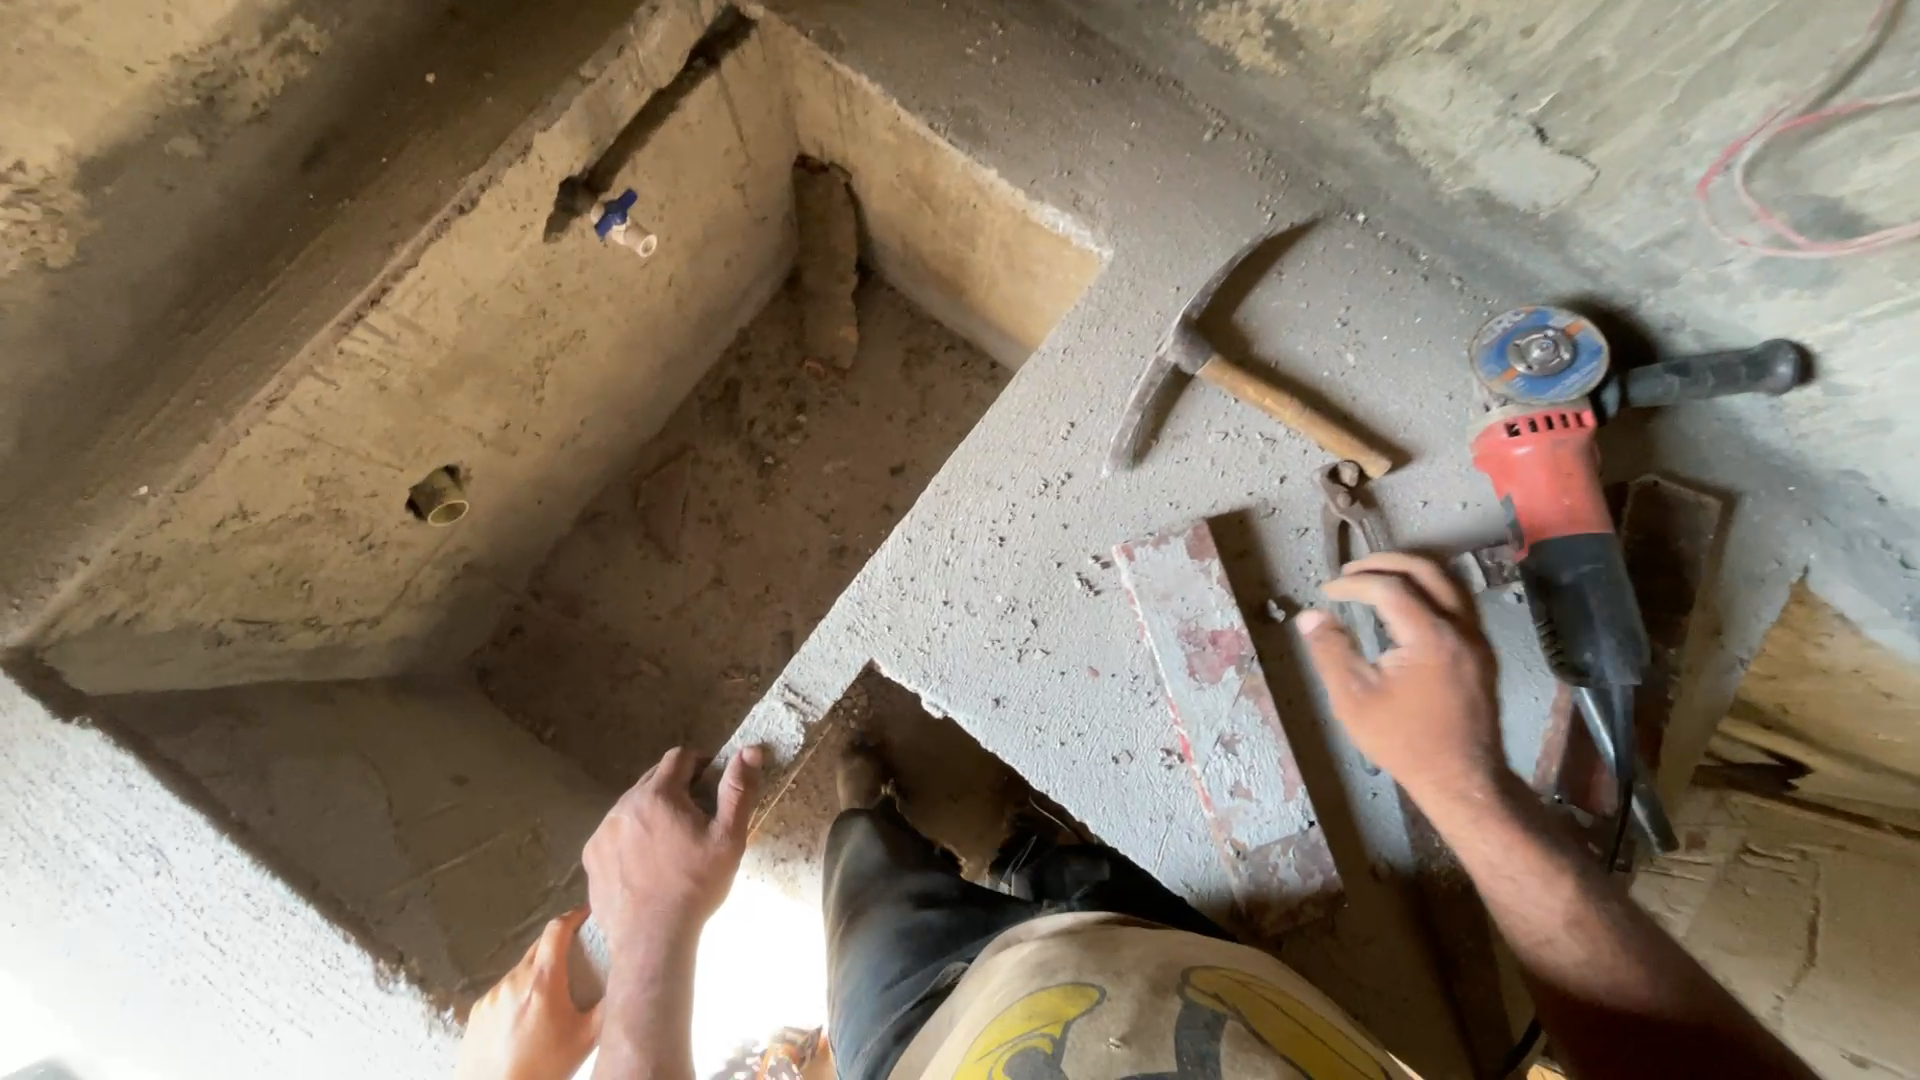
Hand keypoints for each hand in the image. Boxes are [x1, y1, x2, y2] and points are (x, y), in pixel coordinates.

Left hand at [456, 908, 601, 1079]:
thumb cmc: (544, 1068)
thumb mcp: (587, 1038)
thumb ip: (610, 1003)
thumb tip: (631, 977)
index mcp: (543, 980)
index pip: (557, 928)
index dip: (574, 916)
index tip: (587, 917)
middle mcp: (514, 980)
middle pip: (540, 945)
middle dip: (560, 944)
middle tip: (578, 959)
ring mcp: (492, 995)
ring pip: (522, 969)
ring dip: (539, 972)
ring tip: (550, 998)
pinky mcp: (476, 1012)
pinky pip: (503, 990)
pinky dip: (518, 993)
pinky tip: (524, 1018)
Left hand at [582, 746, 763, 959]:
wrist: (652, 939)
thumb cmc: (697, 884)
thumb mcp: (728, 836)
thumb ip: (738, 789)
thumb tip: (751, 749)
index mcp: (658, 794)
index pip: (679, 757)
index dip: (700, 764)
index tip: (712, 785)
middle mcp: (624, 805)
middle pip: (654, 778)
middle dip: (677, 787)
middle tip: (696, 815)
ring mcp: (603, 831)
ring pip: (633, 805)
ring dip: (653, 810)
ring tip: (671, 841)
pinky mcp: (591, 856)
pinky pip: (615, 831)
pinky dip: (631, 836)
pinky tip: (646, 863)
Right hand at [1296, 552, 1505, 808]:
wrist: (1461, 777)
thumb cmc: (1402, 740)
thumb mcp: (1353, 698)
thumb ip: (1330, 650)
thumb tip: (1310, 616)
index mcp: (1430, 637)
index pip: (1389, 588)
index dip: (1353, 584)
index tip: (1326, 592)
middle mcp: (1460, 630)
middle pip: (1426, 571)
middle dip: (1384, 564)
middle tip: (1350, 571)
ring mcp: (1476, 640)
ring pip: (1448, 583)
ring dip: (1409, 573)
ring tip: (1375, 579)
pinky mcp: (1480, 653)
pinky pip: (1457, 603)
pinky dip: (1428, 590)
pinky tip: (1404, 606)